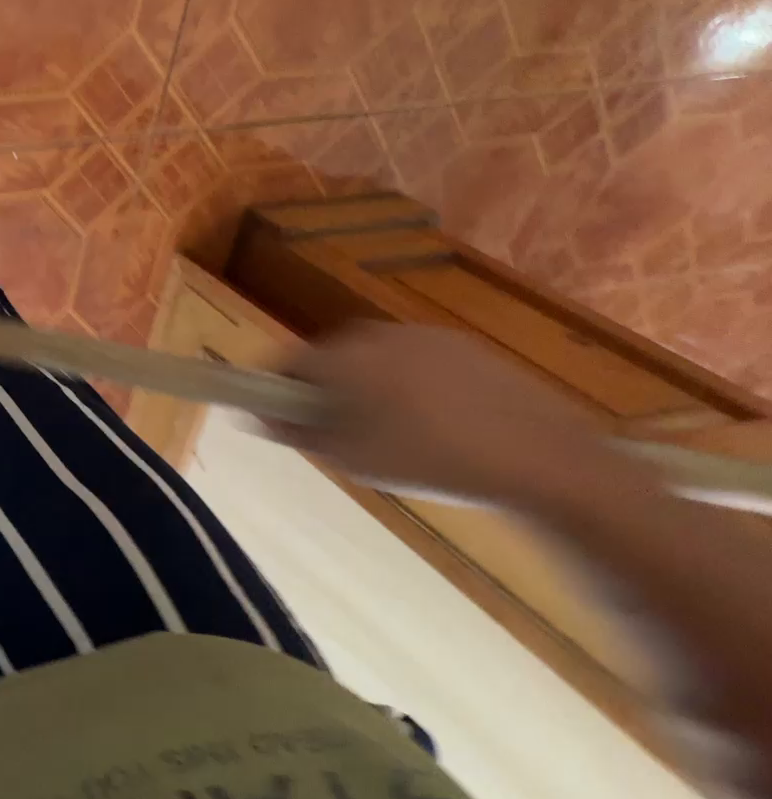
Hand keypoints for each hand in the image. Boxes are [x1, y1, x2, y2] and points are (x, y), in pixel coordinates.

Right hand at [275, 323, 634, 509]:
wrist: (543, 460)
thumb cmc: (429, 462)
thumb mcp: (351, 458)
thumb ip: (296, 432)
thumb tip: (255, 416)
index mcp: (344, 357)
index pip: (287, 361)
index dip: (276, 387)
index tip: (279, 416)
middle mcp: (378, 336)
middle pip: (330, 355)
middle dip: (323, 385)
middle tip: (333, 426)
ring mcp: (426, 338)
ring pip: (374, 357)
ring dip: (366, 383)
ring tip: (385, 427)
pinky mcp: (466, 348)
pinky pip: (415, 360)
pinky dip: (407, 383)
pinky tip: (431, 420)